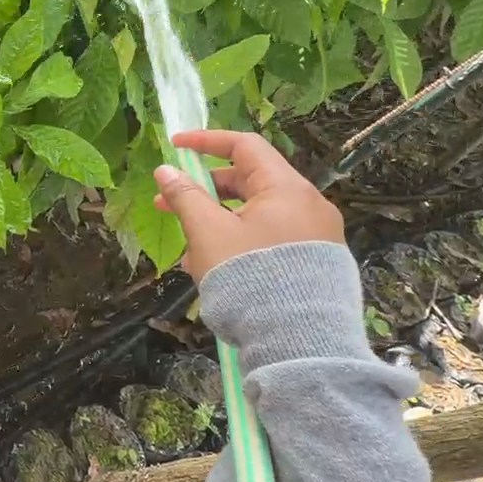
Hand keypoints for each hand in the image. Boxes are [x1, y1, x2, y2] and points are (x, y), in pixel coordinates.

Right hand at [151, 130, 344, 282]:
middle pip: (249, 181)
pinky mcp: (315, 262)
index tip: (174, 146)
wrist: (299, 340)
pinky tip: (213, 265)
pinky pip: (270, 236)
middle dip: (203, 189)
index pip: (245, 146)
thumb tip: (166, 170)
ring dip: (216, 219)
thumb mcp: (206, 230)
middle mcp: (309, 206)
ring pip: (256, 212)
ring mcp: (316, 235)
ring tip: (188, 247)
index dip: (206, 141)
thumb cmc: (248, 274)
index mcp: (287, 190)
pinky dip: (238, 238)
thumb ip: (184, 196)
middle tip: (166, 204)